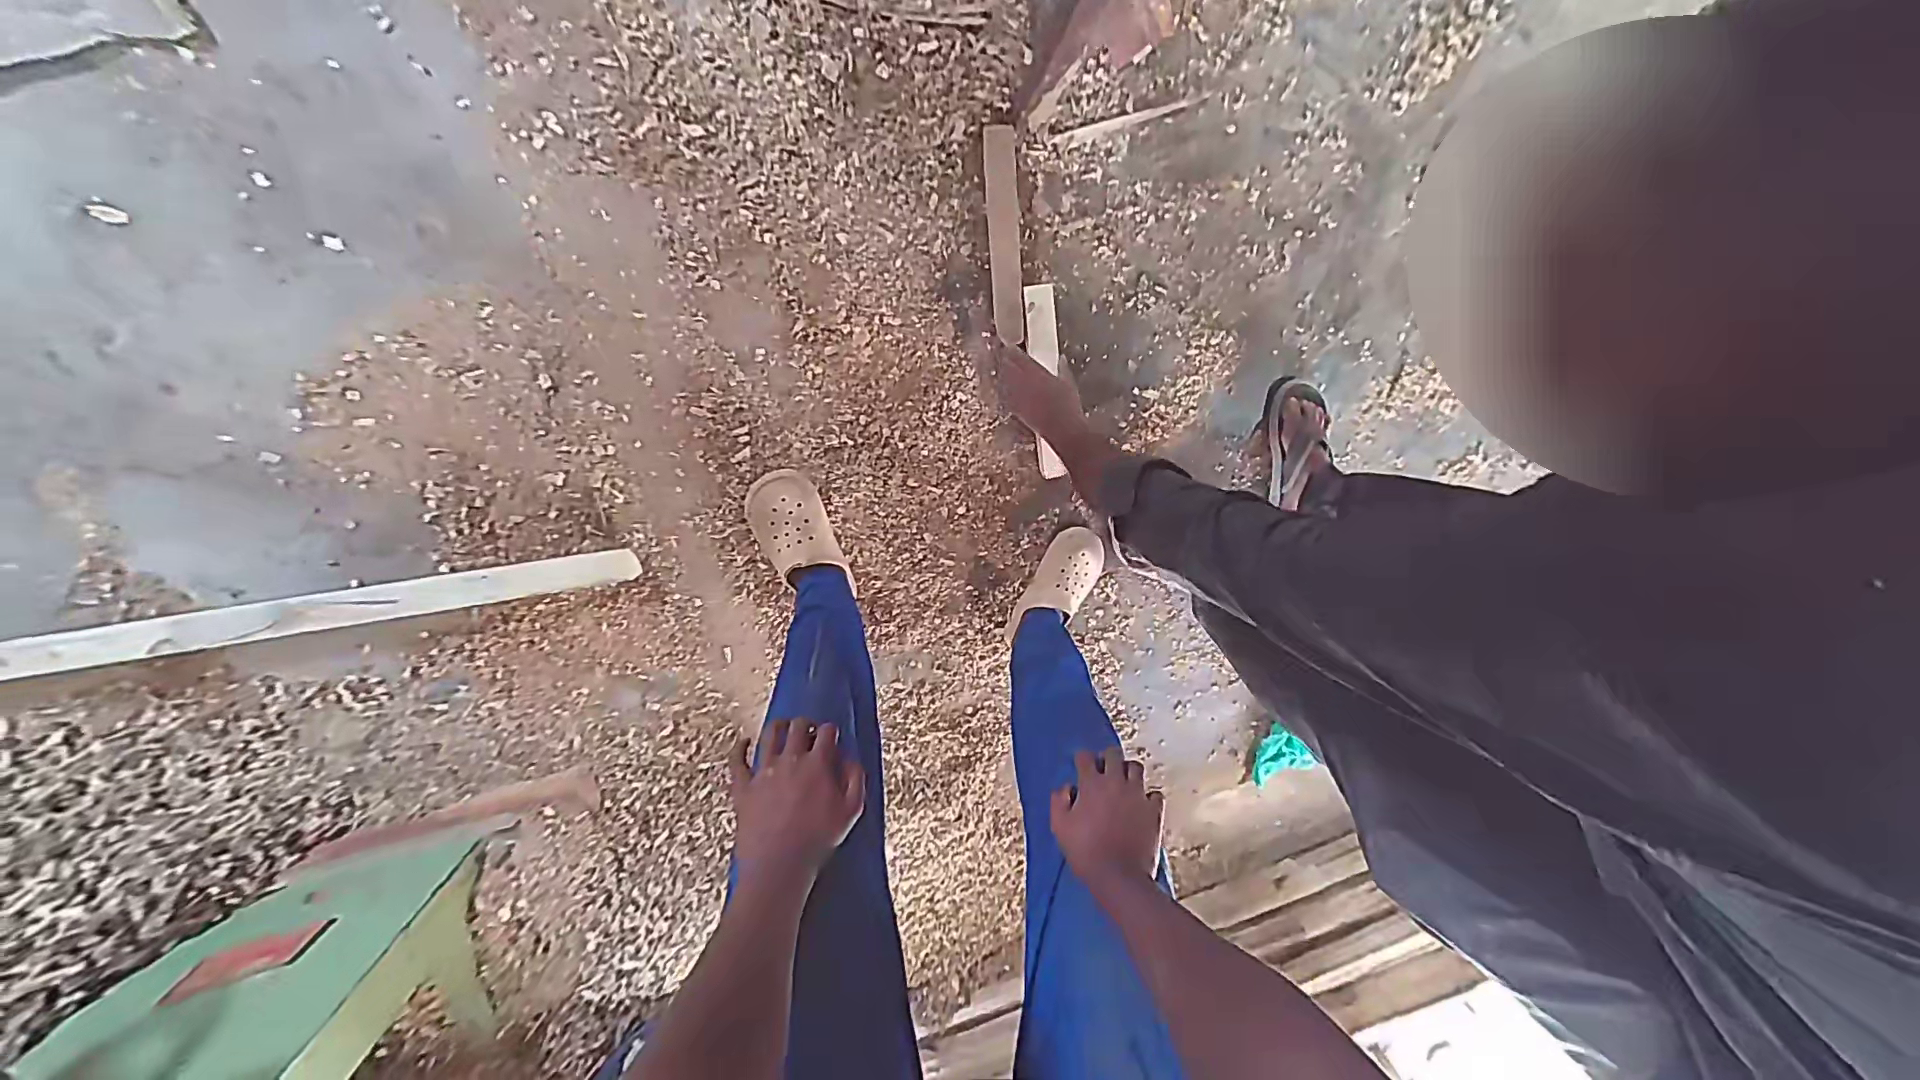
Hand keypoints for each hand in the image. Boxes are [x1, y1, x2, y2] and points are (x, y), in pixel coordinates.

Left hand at [729, 720, 865, 890]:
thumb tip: (852, 760)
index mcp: (817, 764)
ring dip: (779, 726)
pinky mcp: (743, 786)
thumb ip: (856, 779)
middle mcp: (790, 760)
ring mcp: (763, 771)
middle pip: (797, 726)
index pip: (826, 732)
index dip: (830, 730)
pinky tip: (745, 742)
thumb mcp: (851, 811)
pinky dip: (741, 747)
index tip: (831, 736)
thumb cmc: (817, 840)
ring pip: (769, 734)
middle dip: (806, 724)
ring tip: (783, 727)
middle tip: (808, 730)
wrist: (778, 865)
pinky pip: (737, 759)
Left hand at [991, 336, 1091, 449]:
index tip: (1010, 347)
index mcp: (1035, 373)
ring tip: (1003, 370)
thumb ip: (1062, 369)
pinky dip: (1004, 390)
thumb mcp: (1068, 383)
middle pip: (1006, 367)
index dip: (1011, 351)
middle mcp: (1022, 383)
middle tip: (1004, 357)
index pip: (1017, 357)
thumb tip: (1061, 360)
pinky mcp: (1015, 410)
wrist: (1062, 429)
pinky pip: (1005, 396)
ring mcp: (1017, 397)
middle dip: (1005, 361)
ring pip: (1003, 381)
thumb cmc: (1067, 405)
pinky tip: (1005, 389)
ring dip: (1003, 374)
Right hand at [1050, 747, 1163, 890]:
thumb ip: (1059, 801)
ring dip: (1127, 771)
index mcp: (1092, 784)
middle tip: (1103, 770)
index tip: (1081, 766)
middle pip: (1114, 754)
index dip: (1082, 760)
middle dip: (1107, 758)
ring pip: (1136, 768)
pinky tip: (1140, 805)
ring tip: (1122, 783)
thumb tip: (1066, 788)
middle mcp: (1116, 782)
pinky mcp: (1154, 811)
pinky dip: (1147, 796)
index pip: (1085, 757)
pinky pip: (1153, 794)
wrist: (1119, 876)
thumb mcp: (1060, 827)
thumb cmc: (1085, 851)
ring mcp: (1137, 795)